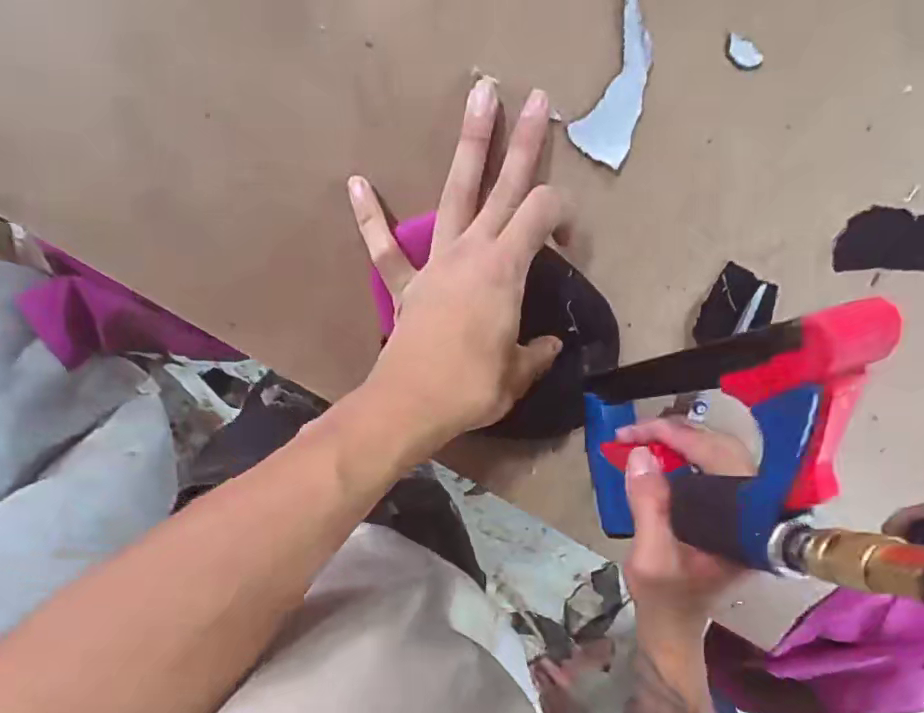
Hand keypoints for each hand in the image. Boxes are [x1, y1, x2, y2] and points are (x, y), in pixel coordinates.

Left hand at [346, 79, 570, 459]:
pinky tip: (356, 183)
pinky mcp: (405, 286)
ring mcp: (435, 264)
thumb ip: (535, 356)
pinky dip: (371, 217)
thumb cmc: (468, 390)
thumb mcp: (515, 376)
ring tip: (480, 96)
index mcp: (505, 270)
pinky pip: (386, 248)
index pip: (542, 214)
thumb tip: (549, 347)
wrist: (408, 406)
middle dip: (525, 141)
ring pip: (454, 194)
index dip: (563, 215)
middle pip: (504, 186)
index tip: (566, 246)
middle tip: (537, 99)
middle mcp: (471, 253)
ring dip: (469, 146)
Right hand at [617, 418, 755, 633]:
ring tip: (640, 440)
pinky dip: (683, 459)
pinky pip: (713, 472)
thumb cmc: (664, 599)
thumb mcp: (650, 557)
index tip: (634, 432)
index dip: (676, 437)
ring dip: (679, 443)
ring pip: (719, 456)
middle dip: (676, 434)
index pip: (719, 457)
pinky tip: (656, 459)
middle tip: (633, 432)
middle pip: (723, 449)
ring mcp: (746, 511)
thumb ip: (649, 506)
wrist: (675, 629)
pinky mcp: (733, 514)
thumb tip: (640, 454)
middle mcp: (757, 510)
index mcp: (747, 522)